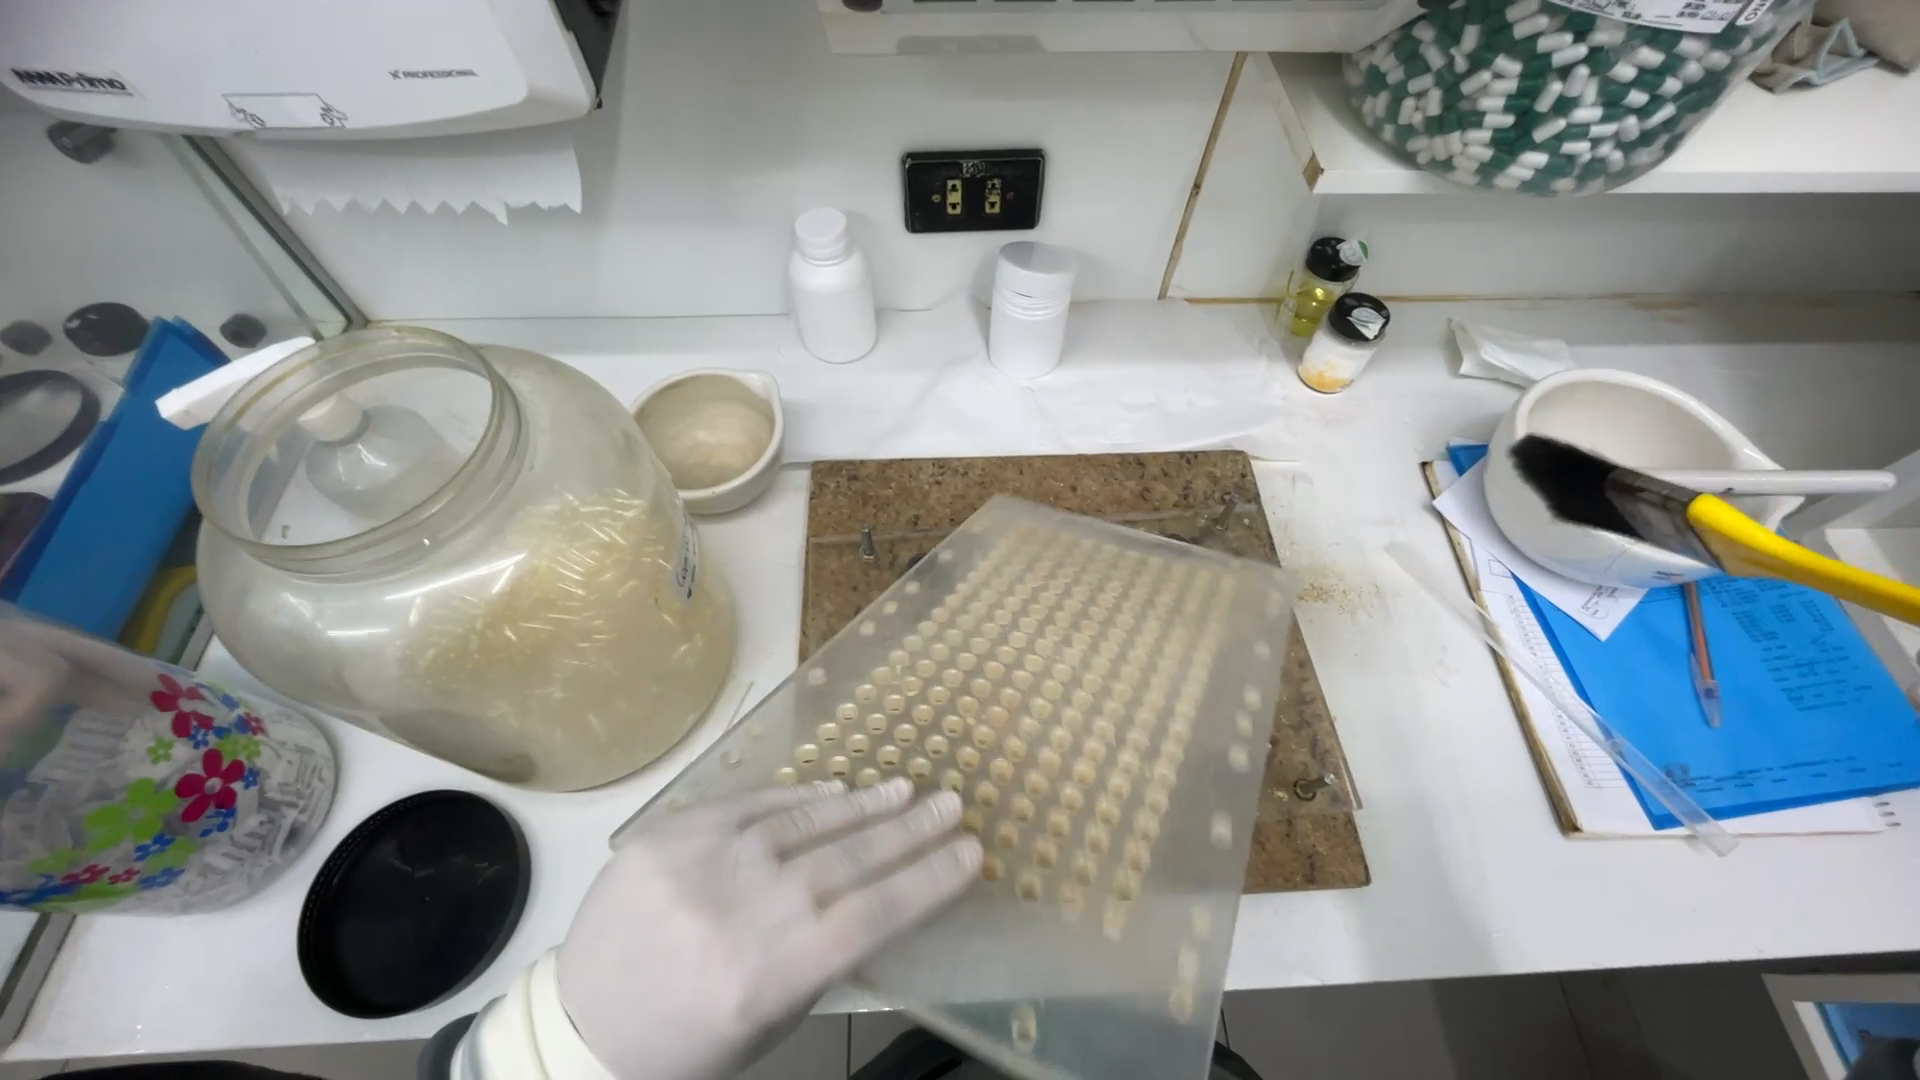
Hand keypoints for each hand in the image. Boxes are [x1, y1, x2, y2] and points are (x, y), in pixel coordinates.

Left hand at [556, 778, 980, 1079]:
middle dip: (910, 831)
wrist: (582, 1022)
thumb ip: (823, 957)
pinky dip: (800, 797)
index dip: (929, 881)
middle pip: (848, 861)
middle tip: (951, 804)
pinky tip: (837, 789)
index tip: (971, 853)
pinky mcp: (673, 834)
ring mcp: (704, 864)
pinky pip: (752, 805)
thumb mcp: (769, 1021)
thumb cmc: (689, 1040)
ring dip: (863, 805)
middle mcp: (742, 912)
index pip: (873, 917)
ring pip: (805, 823)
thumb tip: (879, 894)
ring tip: (906, 788)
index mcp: (768, 975)